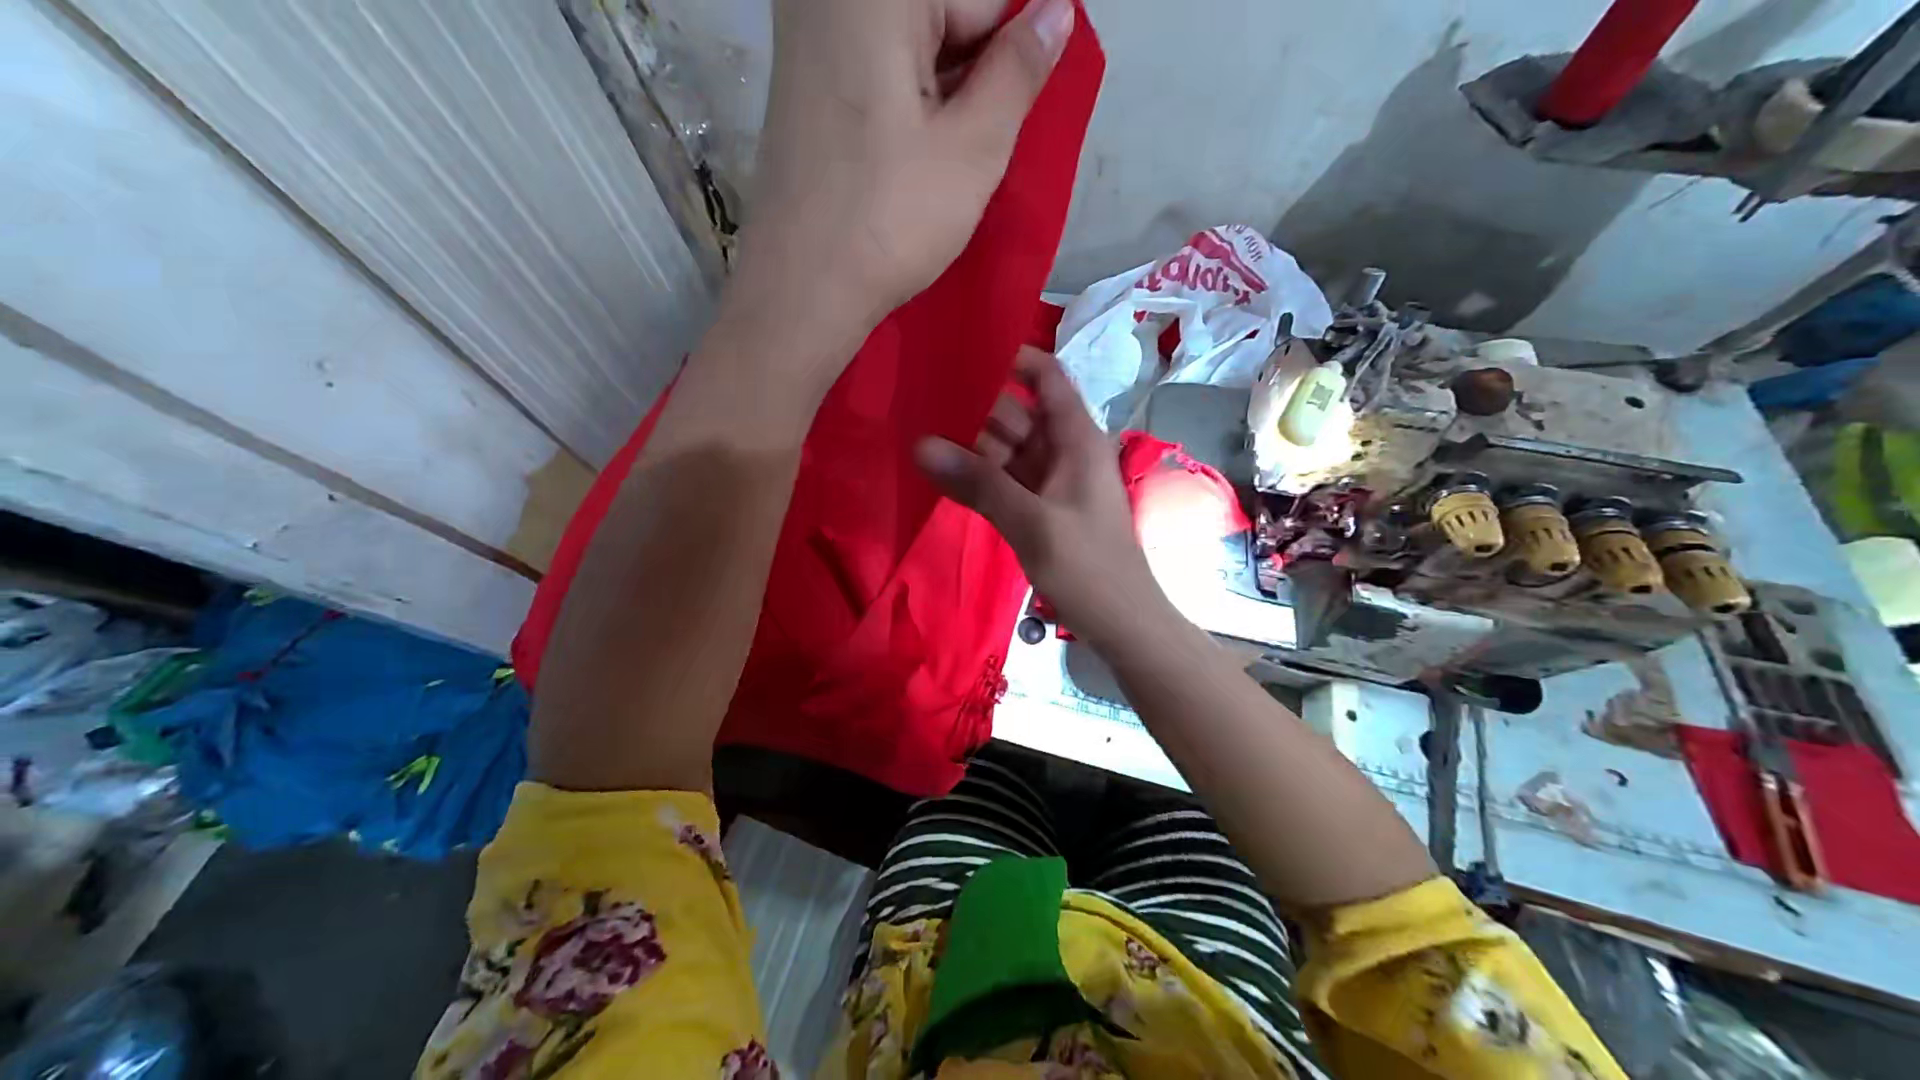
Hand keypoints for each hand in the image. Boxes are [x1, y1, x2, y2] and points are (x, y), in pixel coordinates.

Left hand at [724, 0, 1075, 371]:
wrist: (801, 292)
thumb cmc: (891, 221)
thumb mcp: (973, 147)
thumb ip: (1019, 70)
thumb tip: (1055, 11)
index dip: (1017, 45)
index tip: (1027, 98)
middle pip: (940, 12)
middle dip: (980, 65)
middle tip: (993, 134)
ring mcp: (805, 40)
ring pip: (909, 42)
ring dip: (949, 88)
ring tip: (959, 154)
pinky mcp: (799, 85)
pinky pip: (875, 68)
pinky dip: (912, 100)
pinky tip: (925, 152)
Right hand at [915, 347, 1169, 646]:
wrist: (1121, 623)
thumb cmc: (1088, 567)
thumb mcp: (1031, 522)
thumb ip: (978, 483)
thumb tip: (921, 445)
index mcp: (1077, 438)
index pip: (1046, 377)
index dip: (1010, 358)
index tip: (960, 352)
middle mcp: (1065, 450)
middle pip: (1017, 412)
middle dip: (975, 406)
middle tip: (919, 397)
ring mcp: (1053, 481)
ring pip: (1008, 448)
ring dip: (972, 445)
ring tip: (918, 434)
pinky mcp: (1041, 508)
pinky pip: (1006, 479)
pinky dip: (980, 477)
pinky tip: (943, 474)